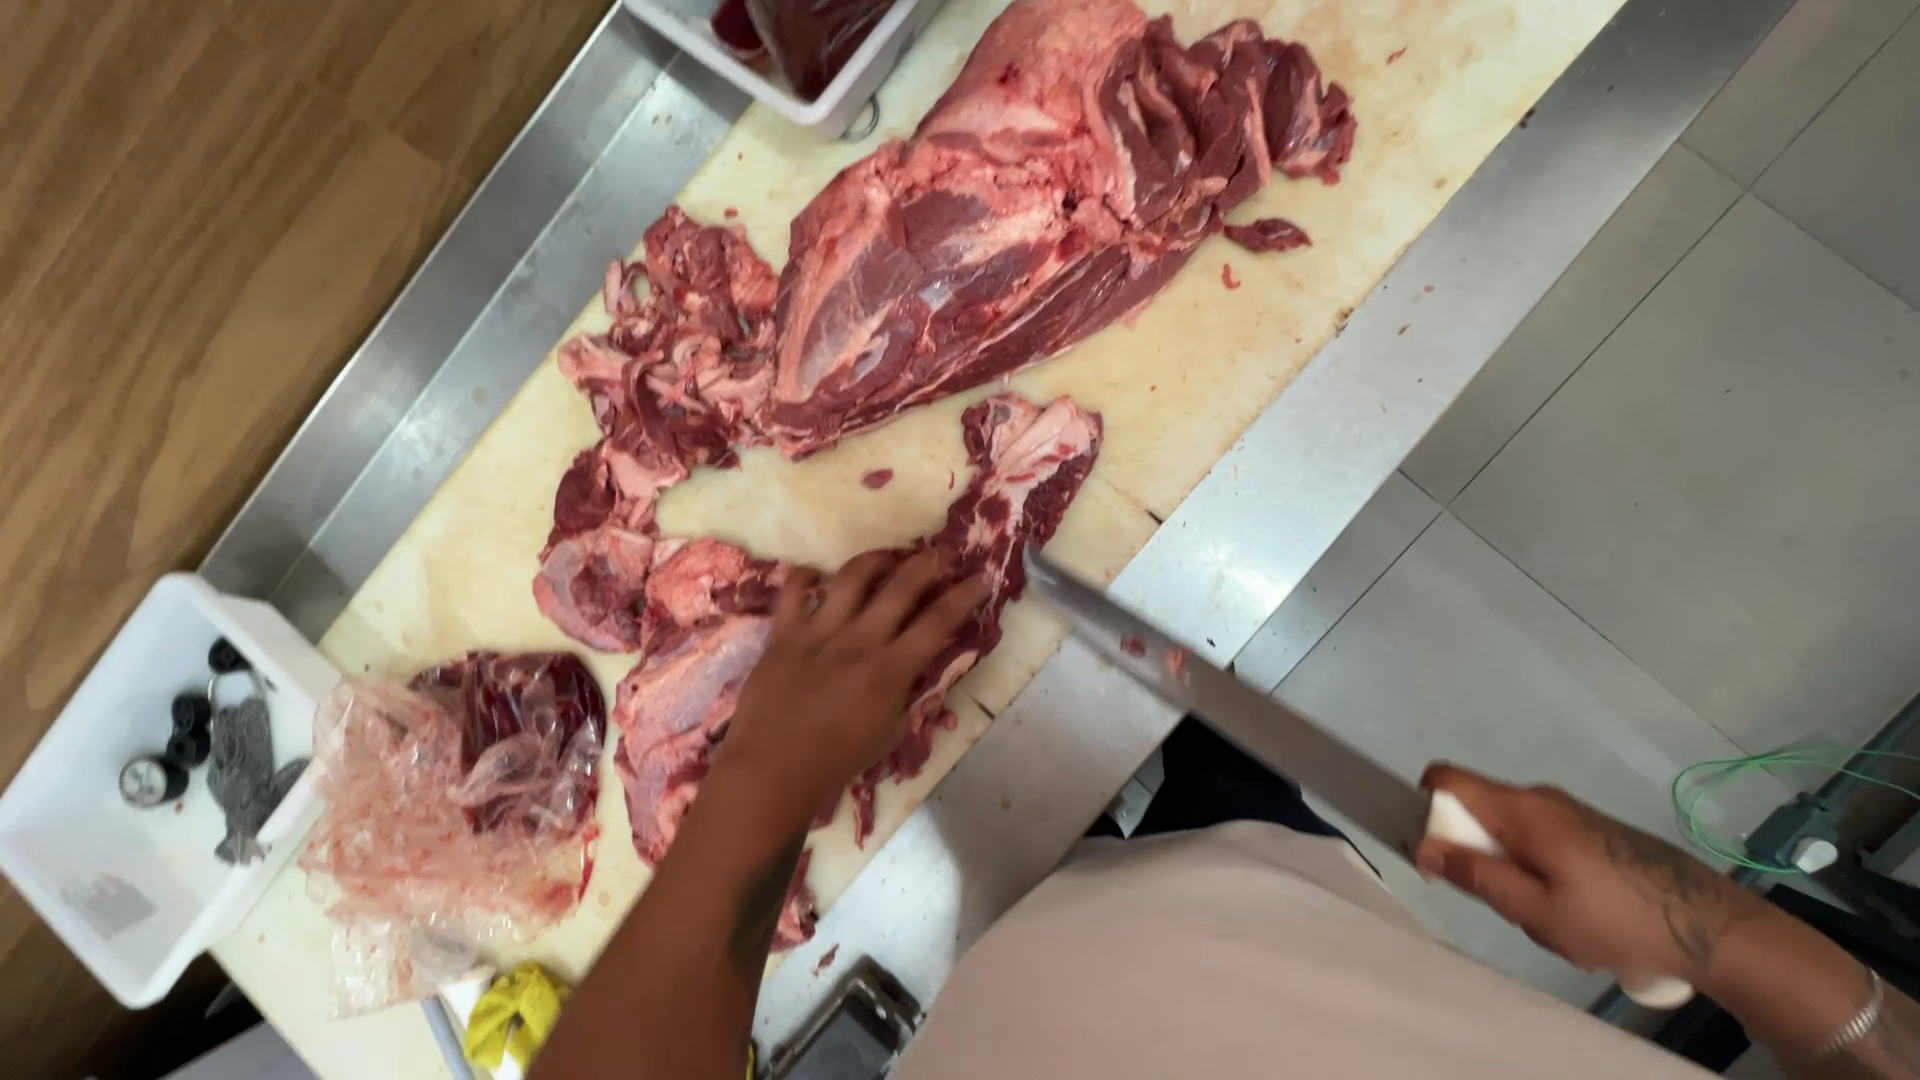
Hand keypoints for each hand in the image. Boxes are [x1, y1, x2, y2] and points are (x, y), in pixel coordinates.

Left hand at [722, 549, 988, 812]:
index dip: (964, 596)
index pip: (938, 622)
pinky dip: (806, 575)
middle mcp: (858, 642)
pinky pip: (793, 590)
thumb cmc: (835, 762)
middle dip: (928, 563)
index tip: (981, 577)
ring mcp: (817, 633)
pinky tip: (817, 574)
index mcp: (889, 671)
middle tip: (942, 552)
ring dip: (876, 559)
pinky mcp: (782, 634)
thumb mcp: (889, 733)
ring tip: (888, 557)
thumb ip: (908, 695)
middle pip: (900, 587)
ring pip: (851, 577)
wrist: (770, 773)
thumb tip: (920, 667)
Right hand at [1416, 763, 1768, 987]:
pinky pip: (1539, 840)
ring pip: (1509, 831)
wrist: (1719, 930)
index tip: (1438, 855)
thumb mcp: (1536, 911)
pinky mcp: (1592, 829)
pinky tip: (1576, 910)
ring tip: (1551, 916)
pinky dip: (1539, 870)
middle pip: (1475, 811)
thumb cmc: (1619, 919)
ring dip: (1511, 869)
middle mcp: (1539, 797)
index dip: (1423, 807)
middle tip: (1507, 903)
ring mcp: (1569, 811)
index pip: (1444, 778)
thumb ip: (1474, 875)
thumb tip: (1424, 847)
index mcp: (1519, 809)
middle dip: (1475, 854)